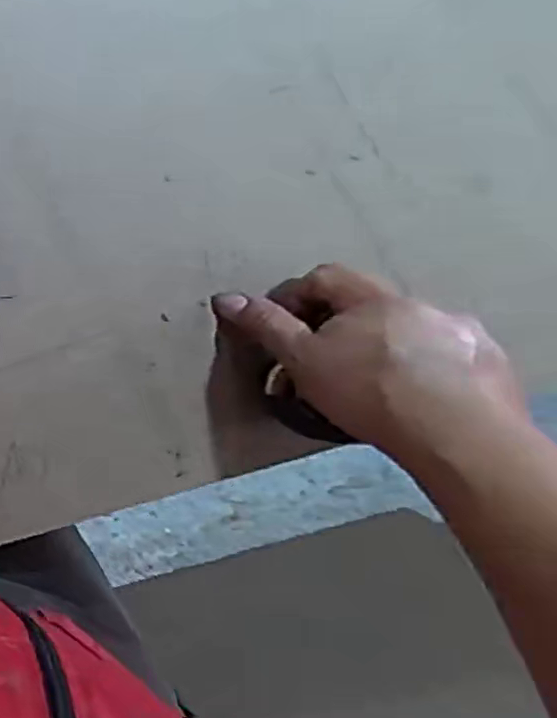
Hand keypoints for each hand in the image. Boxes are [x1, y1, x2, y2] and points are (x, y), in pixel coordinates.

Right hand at [211, 264, 530, 463]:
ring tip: (355, 381)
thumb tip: (227, 298)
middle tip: (310, 359)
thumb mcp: (300, 357)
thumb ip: (264, 324)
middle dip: (330, 327)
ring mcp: (465, 336)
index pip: (323, 278)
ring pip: (401, 331)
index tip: (275, 327)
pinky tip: (402, 393)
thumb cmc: (369, 392)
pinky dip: (413, 366)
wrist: (462, 440)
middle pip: (362, 305)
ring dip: (372, 347)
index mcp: (378, 300)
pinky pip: (438, 355)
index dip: (290, 297)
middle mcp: (426, 308)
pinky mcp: (491, 367)